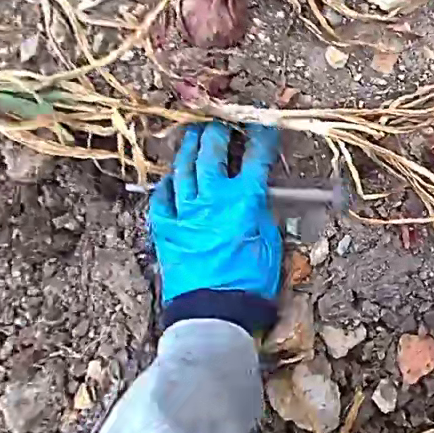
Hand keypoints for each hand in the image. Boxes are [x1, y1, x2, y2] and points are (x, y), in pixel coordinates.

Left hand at [149, 122, 280, 300]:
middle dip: (217, 132)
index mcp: (245, 200)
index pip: (256, 156)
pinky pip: (162, 198)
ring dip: (189, 149)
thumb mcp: (270, 238)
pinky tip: (172, 178)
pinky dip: (168, 184)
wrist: (216, 310)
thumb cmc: (252, 278)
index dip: (261, 135)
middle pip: (211, 152)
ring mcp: (184, 211)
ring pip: (183, 169)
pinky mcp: (165, 228)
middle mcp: (212, 198)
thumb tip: (259, 193)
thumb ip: (262, 209)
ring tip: (193, 136)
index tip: (263, 122)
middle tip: (220, 122)